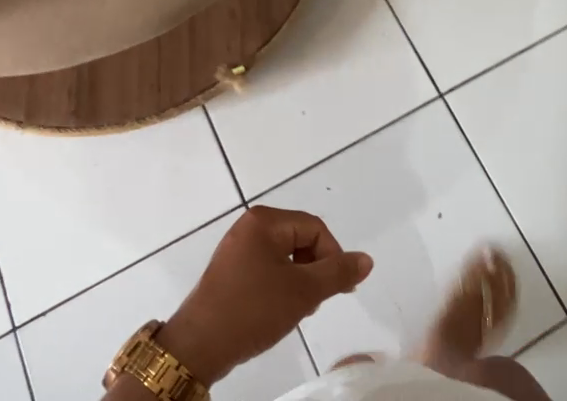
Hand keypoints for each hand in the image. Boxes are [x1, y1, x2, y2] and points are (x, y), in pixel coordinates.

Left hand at [156, 207, 373, 383]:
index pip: (315, 228)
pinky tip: (280, 310)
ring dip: (300, 280)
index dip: (332, 257)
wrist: (200, 345)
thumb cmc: (253, 310)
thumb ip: (337, 273)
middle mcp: (249, 226)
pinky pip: (267, 268)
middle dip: (315, 270)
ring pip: (285, 256)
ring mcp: (237, 248)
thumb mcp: (303, 292)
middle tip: (316, 302)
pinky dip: (281, 286)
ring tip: (298, 309)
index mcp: (265, 221)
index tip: (337, 290)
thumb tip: (367, 260)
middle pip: (300, 239)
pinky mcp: (230, 270)